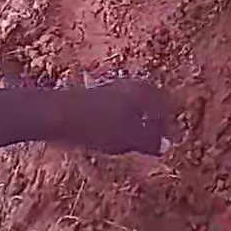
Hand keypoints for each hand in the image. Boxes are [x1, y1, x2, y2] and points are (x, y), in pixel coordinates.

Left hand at [52, 79, 174, 155]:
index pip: (166, 104)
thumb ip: (150, 140)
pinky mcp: (96, 98)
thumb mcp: (128, 137)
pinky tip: (118, 135)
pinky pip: (119, 109)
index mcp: (143, 92)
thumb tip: (167, 144)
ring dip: (139, 120)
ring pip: (134, 105)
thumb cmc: (97, 125)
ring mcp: (112, 89)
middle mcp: (130, 86)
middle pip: (150, 102)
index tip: (174, 139)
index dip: (170, 122)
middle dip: (156, 119)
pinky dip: (124, 121)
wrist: (56, 115)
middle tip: (160, 138)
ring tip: (140, 140)